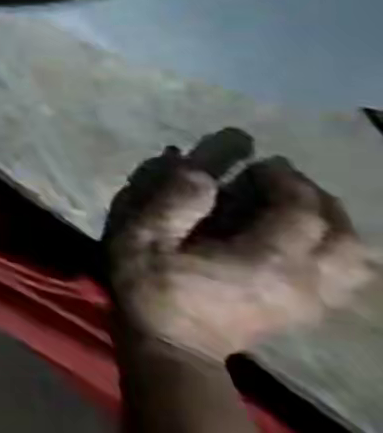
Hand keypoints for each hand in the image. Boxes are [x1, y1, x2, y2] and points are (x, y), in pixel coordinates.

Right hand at [107, 148, 373, 361]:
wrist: (175, 341)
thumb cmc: (153, 283)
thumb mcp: (145, 236)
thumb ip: (176, 202)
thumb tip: (199, 170)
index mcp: (269, 260)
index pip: (302, 213)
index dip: (288, 183)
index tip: (262, 162)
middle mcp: (308, 281)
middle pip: (345, 238)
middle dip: (322, 202)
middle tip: (287, 179)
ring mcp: (316, 300)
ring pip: (358, 261)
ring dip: (337, 228)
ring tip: (303, 207)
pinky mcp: (311, 310)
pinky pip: (350, 278)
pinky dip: (338, 251)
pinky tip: (306, 241)